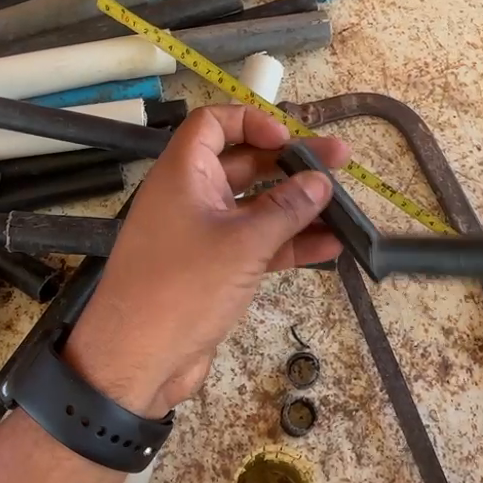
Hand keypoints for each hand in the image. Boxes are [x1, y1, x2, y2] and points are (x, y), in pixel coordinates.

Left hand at [62, 105, 347, 416]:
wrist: (137, 361)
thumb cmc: (182, 288)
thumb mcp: (242, 244)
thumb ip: (286, 209)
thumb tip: (320, 182)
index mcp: (183, 174)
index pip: (213, 124)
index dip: (251, 121)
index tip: (288, 138)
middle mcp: (191, 196)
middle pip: (245, 163)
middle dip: (291, 162)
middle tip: (340, 159)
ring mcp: (203, 234)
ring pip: (256, 207)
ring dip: (298, 206)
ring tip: (345, 204)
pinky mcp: (214, 269)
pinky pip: (257, 244)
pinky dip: (289, 243)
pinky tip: (330, 246)